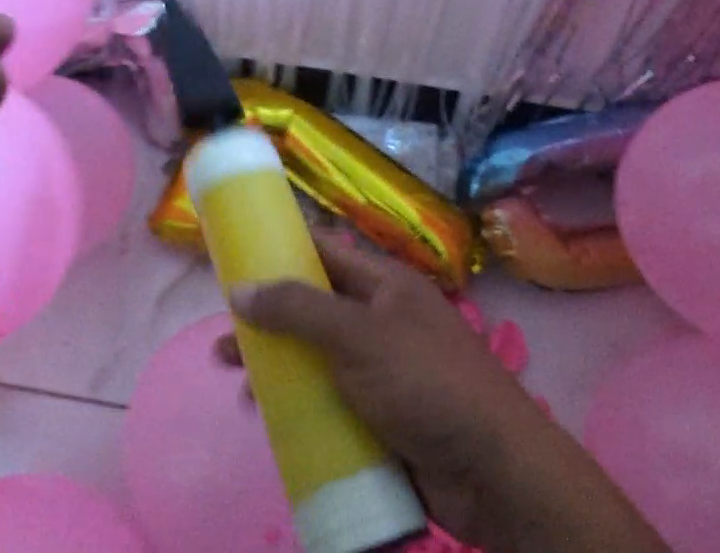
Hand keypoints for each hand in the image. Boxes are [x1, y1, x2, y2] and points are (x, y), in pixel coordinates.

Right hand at [222, 240, 665, 552]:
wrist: (493, 470)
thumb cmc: (426, 383)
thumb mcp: (359, 335)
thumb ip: (298, 309)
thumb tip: (240, 288)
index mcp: (385, 285)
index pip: (324, 251)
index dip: (281, 249)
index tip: (236, 259)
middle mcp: (382, 320)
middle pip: (313, 308)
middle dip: (268, 322)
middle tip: (225, 344)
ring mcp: (383, 370)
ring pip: (317, 359)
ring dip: (278, 369)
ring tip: (240, 389)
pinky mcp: (382, 415)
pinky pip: (330, 400)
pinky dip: (300, 406)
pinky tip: (273, 421)